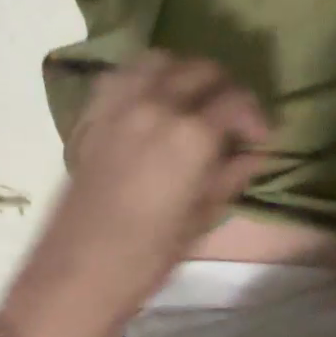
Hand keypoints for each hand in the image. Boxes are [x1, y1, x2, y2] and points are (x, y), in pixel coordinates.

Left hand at [0, 52, 269, 336]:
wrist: (76, 276)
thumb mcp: (202, 218)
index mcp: (190, 135)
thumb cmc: (147, 258)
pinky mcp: (92, 115)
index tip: (260, 139)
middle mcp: (155, 106)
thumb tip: (254, 154)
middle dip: (225, 90)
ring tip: (193, 104)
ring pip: (161, 60)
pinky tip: (154, 104)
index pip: (237, 100)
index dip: (255, 116)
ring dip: (185, 74)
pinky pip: (123, 75)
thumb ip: (231, 175)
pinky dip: (145, 77)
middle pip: (202, 69)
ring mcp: (118, 106)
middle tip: (231, 121)